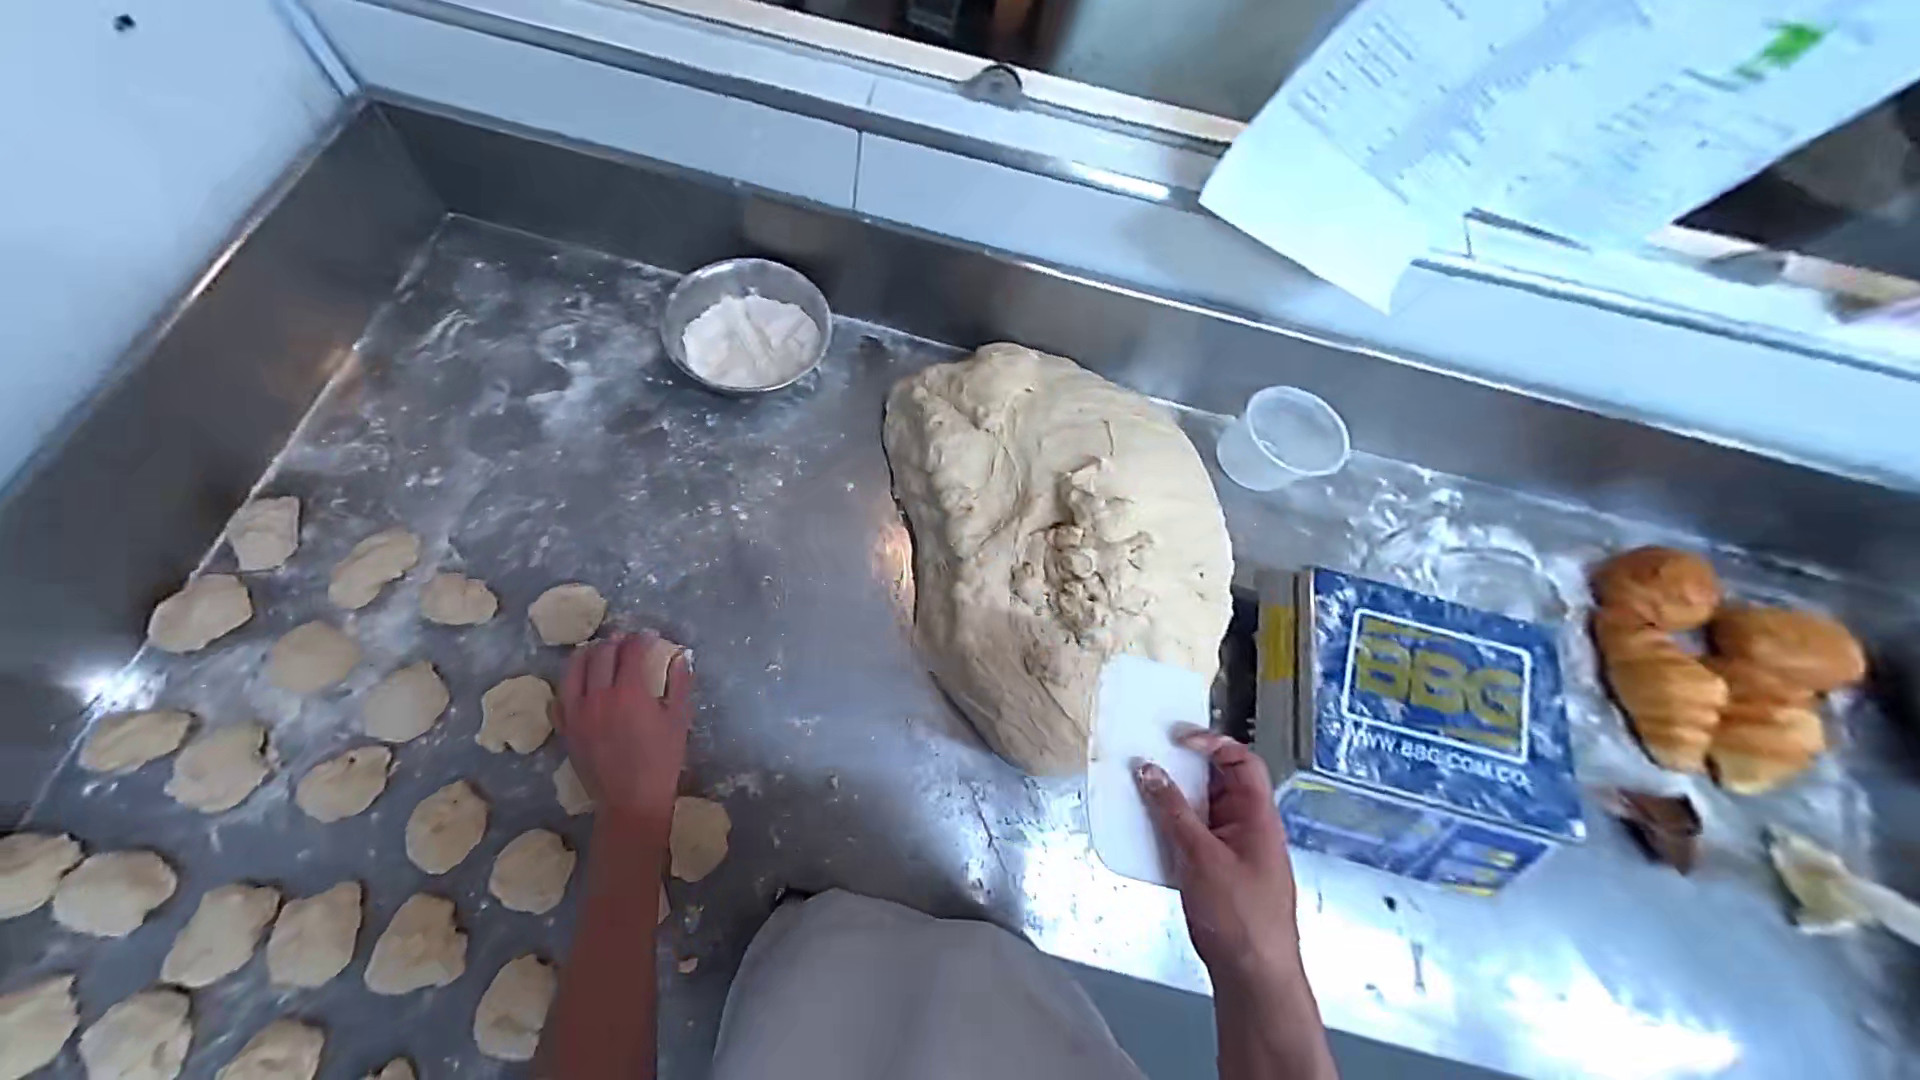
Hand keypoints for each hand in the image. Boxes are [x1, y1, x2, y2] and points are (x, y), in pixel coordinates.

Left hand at [557, 631, 692, 830]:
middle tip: (627, 640)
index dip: (642, 639)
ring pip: (574, 670)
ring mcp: (577, 712)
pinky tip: (579, 680)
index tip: (650, 636)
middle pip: (601, 655)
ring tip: (598, 650)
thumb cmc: (663, 758)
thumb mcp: (679, 718)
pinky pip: (561, 696)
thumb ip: (680, 683)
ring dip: (588, 655)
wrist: (631, 799)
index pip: (632, 652)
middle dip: (616, 642)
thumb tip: (682, 656)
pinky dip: (570, 681)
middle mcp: (599, 696)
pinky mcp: (566, 728)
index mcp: (630, 692)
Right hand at [1136, 732, 1303, 990]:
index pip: (1241, 761)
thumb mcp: (1200, 856)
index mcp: (1258, 816)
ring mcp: (1234, 848)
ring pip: (1203, 808)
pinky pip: (1194, 832)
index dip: (1212, 742)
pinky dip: (1173, 824)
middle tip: (1153, 757)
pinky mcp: (1218, 868)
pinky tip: (1150, 826)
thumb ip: (1172, 810)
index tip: (1178, 738)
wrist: (1253, 978)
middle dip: (1185, 769)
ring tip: (1144, 788)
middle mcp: (1249, 827)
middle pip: (1218, 782)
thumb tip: (1150, 771)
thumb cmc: (1240, 918)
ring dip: (1175, 797)